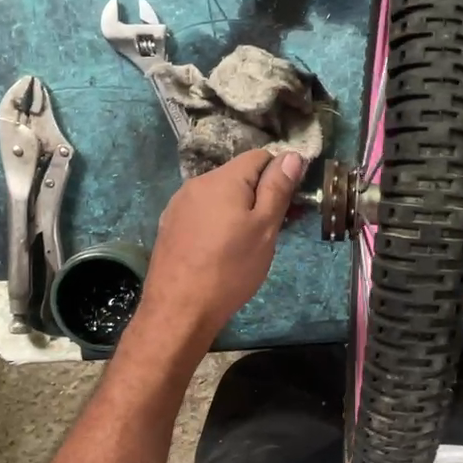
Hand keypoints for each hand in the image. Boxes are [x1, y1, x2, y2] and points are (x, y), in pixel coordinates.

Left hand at [134, 149, 302, 348]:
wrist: (179, 308)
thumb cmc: (230, 268)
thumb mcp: (264, 229)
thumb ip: (277, 189)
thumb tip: (292, 155)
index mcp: (223, 179)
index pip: (260, 157)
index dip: (280, 174)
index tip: (290, 203)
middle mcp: (197, 183)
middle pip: (238, 176)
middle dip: (259, 194)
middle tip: (273, 229)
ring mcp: (180, 204)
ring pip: (219, 196)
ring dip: (238, 209)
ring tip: (247, 243)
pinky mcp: (170, 225)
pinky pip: (203, 212)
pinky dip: (218, 222)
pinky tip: (221, 249)